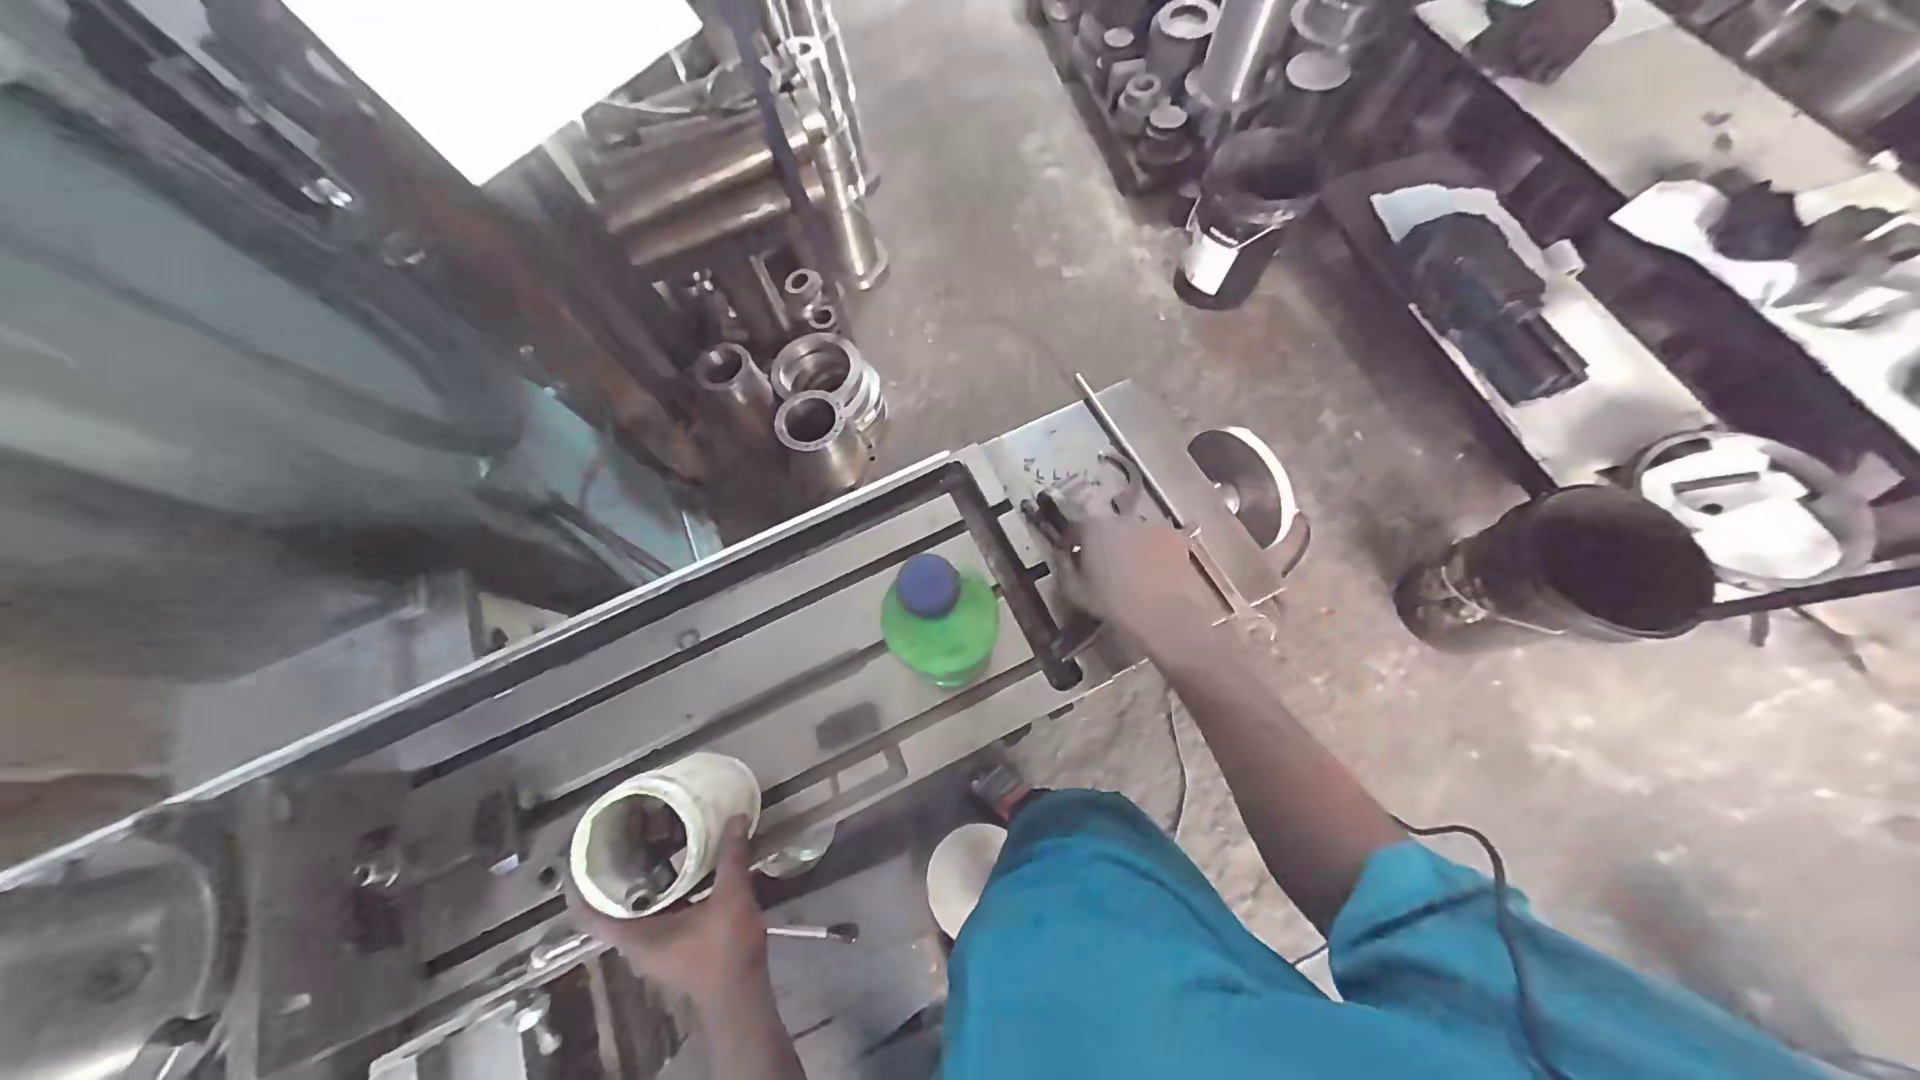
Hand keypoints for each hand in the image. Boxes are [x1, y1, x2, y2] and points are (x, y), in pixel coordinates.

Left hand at [568, 816, 768, 1009]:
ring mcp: (654, 947)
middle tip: (619, 836)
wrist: (741, 995)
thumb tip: (736, 817)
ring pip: (633, 910)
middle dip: (611, 873)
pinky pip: (653, 913)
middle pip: (609, 908)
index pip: (587, 915)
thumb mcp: (731, 897)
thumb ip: (731, 857)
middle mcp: (637, 943)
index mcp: (637, 936)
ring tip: (647, 843)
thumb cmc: (726, 951)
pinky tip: (678, 868)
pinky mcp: (671, 945)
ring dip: (637, 881)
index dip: (577, 886)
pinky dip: (658, 891)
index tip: (578, 854)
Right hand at [1065, 519, 1219, 655]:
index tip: (1070, 557)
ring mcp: (1153, 525)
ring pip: (1133, 531)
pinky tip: (1154, 569)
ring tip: (1130, 569)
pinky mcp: (1177, 537)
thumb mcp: (1075, 592)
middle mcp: (1123, 518)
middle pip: (1106, 526)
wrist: (1167, 614)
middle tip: (1101, 566)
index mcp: (1094, 527)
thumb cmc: (1114, 603)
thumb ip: (1063, 568)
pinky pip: (1157, 540)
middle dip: (1101, 541)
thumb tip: (1062, 556)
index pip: (1075, 526)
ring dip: (1128, 543)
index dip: (1071, 542)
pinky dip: (1153, 549)